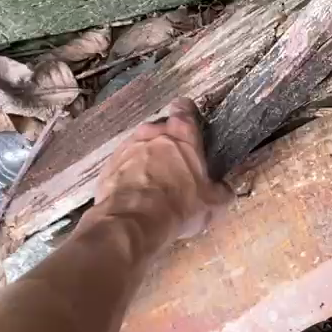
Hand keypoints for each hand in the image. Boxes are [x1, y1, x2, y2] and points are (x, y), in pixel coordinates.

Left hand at [91, 98, 231, 258]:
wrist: (132, 223)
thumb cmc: (178, 206)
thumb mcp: (213, 203)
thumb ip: (220, 191)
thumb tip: (223, 190)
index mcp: (183, 134)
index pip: (184, 108)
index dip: (187, 116)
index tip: (190, 129)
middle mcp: (153, 133)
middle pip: (161, 129)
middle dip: (167, 144)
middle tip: (175, 168)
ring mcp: (127, 148)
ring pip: (140, 147)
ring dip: (146, 160)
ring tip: (154, 186)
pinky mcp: (108, 166)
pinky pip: (122, 166)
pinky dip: (128, 176)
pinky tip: (136, 196)